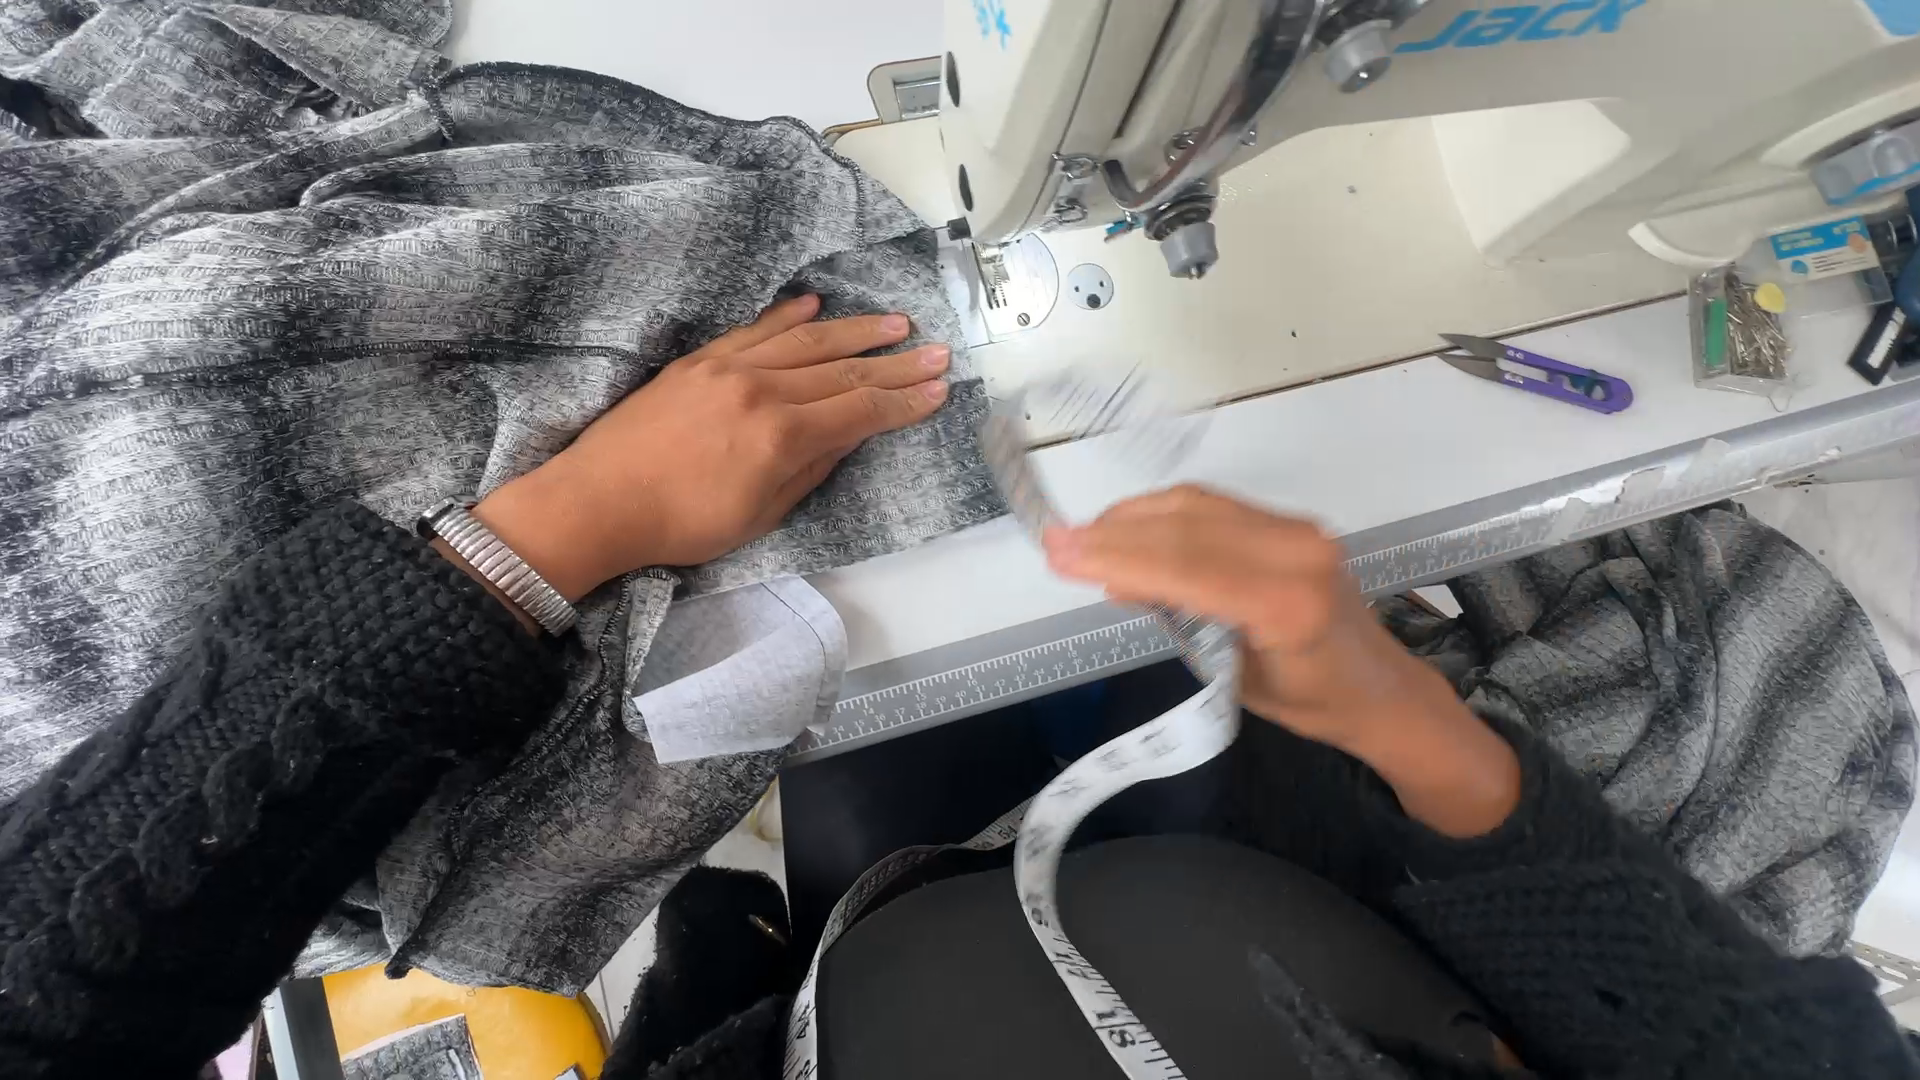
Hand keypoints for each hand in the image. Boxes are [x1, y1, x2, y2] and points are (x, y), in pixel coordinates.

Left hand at [458, 294, 950, 603]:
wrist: (600, 501)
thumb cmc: (685, 524)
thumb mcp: (761, 515)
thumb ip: (811, 470)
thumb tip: (848, 438)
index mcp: (781, 436)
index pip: (860, 411)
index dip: (905, 401)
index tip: (939, 389)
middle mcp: (762, 390)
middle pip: (844, 370)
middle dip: (897, 363)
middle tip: (938, 351)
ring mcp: (729, 366)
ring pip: (807, 341)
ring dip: (856, 330)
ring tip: (896, 322)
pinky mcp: (701, 359)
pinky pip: (756, 329)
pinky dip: (789, 315)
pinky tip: (816, 303)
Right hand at [1043, 486, 1519, 837]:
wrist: (1379, 687)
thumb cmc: (1310, 702)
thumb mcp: (1233, 677)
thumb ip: (1179, 621)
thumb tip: (1118, 581)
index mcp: (1288, 604)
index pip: (1186, 567)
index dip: (1117, 556)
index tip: (1061, 555)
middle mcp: (1297, 552)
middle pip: (1185, 528)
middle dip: (1112, 533)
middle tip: (1056, 541)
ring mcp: (1295, 530)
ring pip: (1194, 506)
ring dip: (1130, 517)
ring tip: (1081, 534)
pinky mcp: (1287, 522)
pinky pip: (1211, 506)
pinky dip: (1160, 512)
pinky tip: (1126, 525)